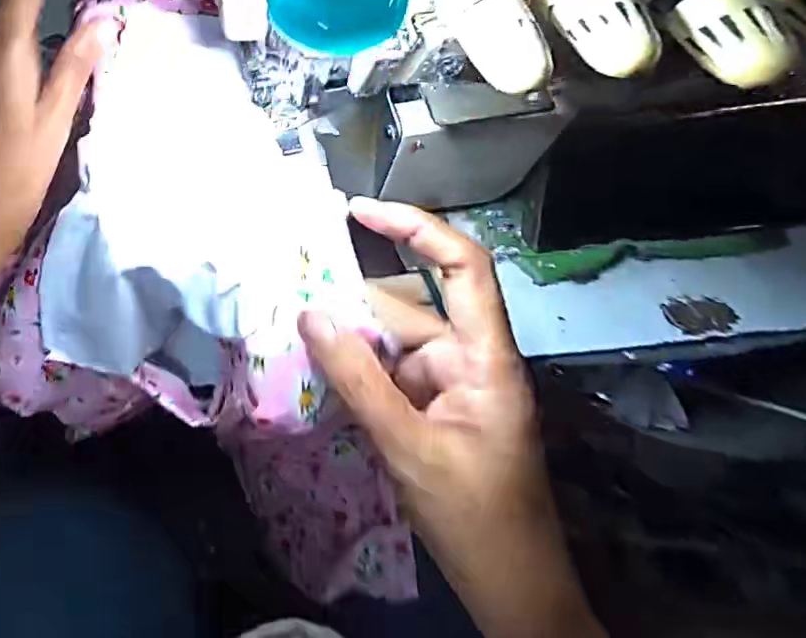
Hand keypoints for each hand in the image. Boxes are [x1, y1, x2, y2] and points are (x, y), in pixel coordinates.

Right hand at [300, 197, 602, 637]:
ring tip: (293, 334)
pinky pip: (384, 369)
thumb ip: (357, 379)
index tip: (360, 211)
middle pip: (407, 307)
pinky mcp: (430, 404)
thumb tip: (308, 314)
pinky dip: (351, 367)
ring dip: (345, 340)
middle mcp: (467, 357)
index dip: (416, 227)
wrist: (512, 593)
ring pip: (388, 340)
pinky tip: (315, 369)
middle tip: (292, 293)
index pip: (463, 267)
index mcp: (485, 357)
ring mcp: (448, 382)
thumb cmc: (476, 520)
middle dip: (351, 303)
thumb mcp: (408, 447)